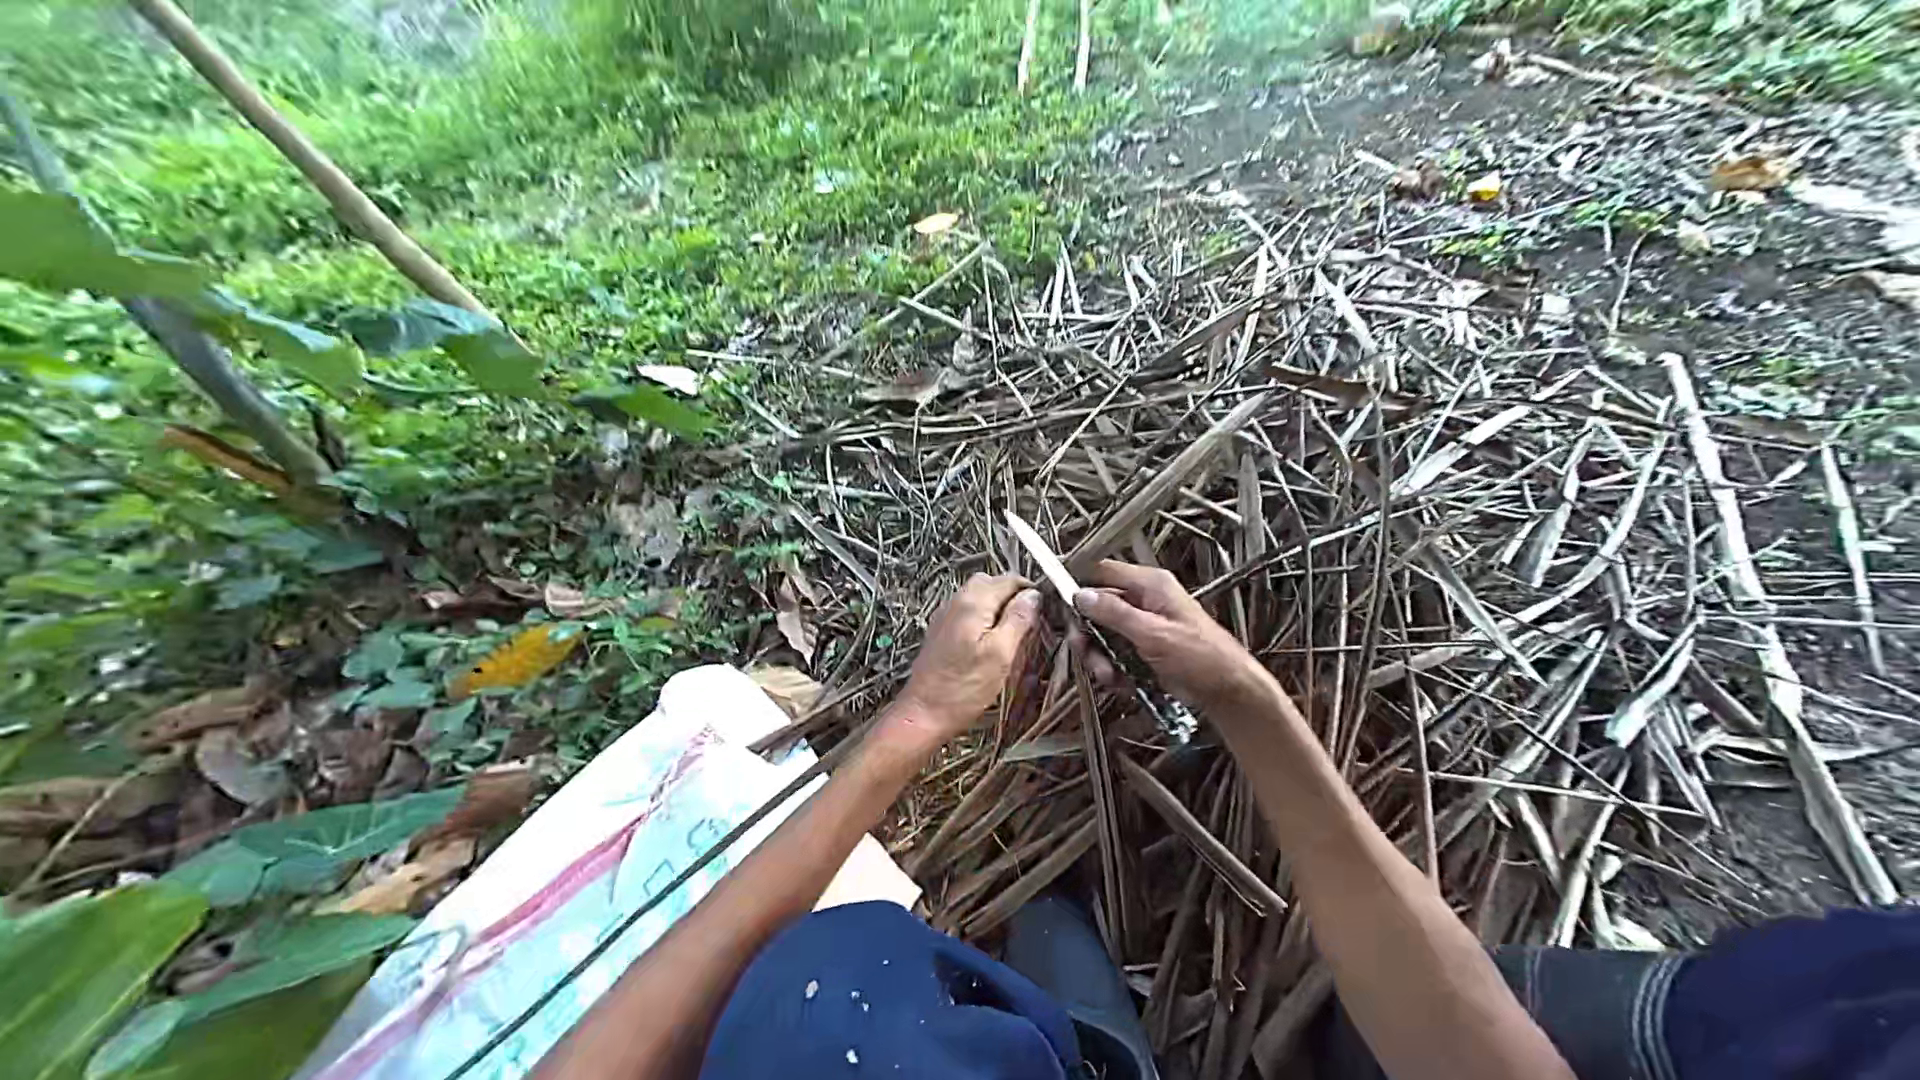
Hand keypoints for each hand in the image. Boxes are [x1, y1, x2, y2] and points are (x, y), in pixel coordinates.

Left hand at [889, 574, 1042, 750]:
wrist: (924, 712)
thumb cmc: (965, 687)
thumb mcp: (1001, 654)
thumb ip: (1018, 620)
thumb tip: (1034, 595)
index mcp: (973, 602)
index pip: (1008, 579)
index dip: (1030, 590)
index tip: (1045, 608)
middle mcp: (956, 601)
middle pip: (990, 582)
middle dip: (1012, 594)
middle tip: (1030, 619)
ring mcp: (945, 615)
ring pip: (977, 596)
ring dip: (997, 606)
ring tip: (1013, 632)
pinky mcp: (940, 631)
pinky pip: (966, 611)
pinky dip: (983, 617)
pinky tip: (990, 640)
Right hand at [1072, 560, 1273, 712]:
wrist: (1228, 691)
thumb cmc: (1203, 657)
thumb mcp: (1154, 633)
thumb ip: (1115, 613)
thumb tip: (1081, 595)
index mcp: (1150, 585)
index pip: (1102, 570)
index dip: (1075, 580)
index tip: (1056, 597)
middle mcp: (1144, 600)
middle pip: (1096, 606)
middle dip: (1087, 631)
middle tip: (1083, 649)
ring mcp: (1142, 624)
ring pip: (1102, 633)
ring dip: (1098, 655)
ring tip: (1107, 674)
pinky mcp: (1142, 647)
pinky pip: (1113, 652)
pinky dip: (1111, 667)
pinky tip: (1120, 681)